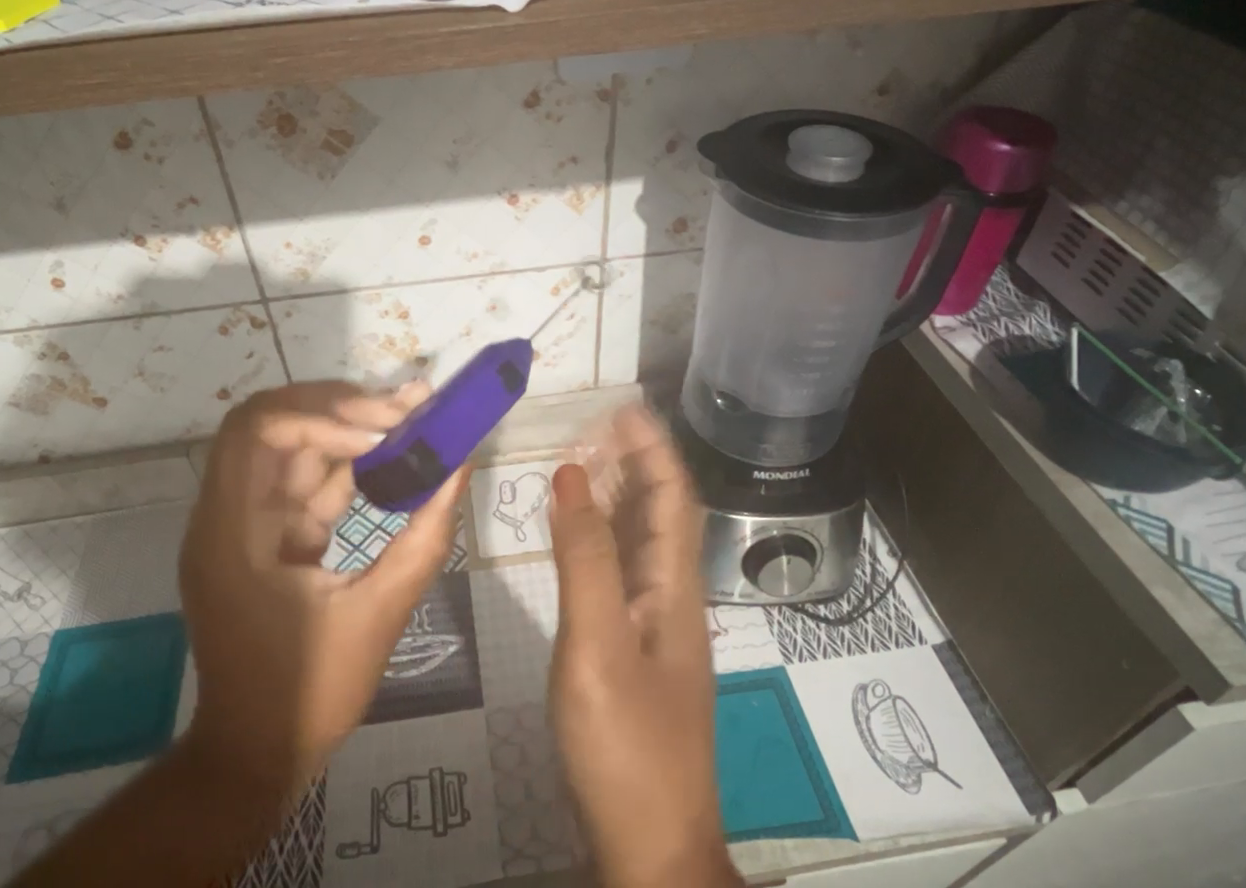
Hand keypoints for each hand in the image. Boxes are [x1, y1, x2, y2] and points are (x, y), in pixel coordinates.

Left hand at [14, 381, 467, 887]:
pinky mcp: (265, 542)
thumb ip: (422, 538)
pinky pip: (304, 489)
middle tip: (408, 407)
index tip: (385, 433)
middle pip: (272, 428)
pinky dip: (347, 471)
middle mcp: (226, 518)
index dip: (320, 414)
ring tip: (415, 415)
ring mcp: (243, 529)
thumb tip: (458, 467)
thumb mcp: (378, 614)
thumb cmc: (311, 693)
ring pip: (292, 454)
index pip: (256, 432)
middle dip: (341, 409)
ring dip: (349, 432)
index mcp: (233, 534)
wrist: (258, 754)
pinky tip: (396, 459)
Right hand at [549, 406, 738, 887]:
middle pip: (663, 515)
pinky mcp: (636, 656)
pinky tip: (580, 543)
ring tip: (583, 464)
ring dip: (620, 498)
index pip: (673, 497)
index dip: (653, 447)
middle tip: (593, 426)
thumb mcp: (598, 644)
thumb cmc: (625, 743)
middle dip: (636, 463)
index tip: (623, 405)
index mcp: (673, 589)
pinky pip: (623, 577)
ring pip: (643, 545)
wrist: (650, 842)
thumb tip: (572, 476)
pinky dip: (603, 542)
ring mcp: (656, 631)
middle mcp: (673, 600)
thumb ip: (585, 559)